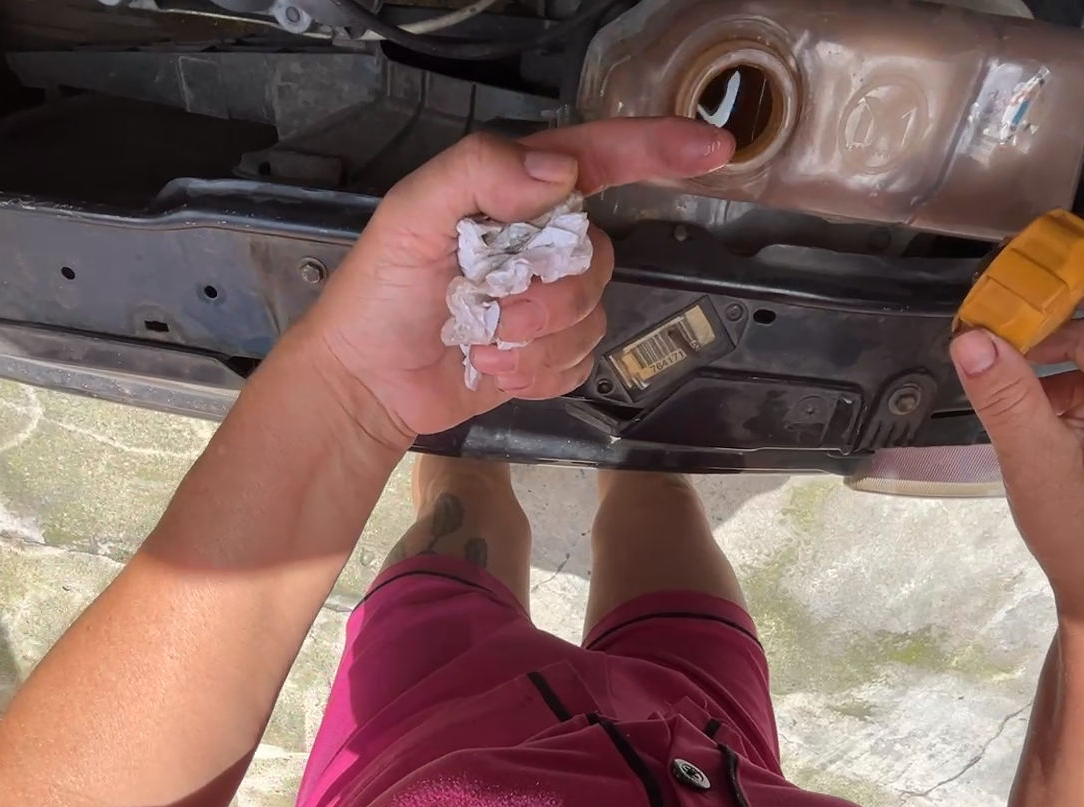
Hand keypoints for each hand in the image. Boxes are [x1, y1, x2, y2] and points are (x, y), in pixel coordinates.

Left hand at [293, 119, 732, 448]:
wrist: (369, 382)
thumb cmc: (378, 294)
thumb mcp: (412, 215)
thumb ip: (478, 173)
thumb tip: (561, 174)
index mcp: (516, 200)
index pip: (601, 163)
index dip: (659, 150)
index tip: (713, 147)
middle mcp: (542, 250)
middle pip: (601, 261)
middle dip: (549, 297)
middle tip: (490, 310)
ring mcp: (547, 307)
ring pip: (593, 319)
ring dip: (536, 342)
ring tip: (484, 344)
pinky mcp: (547, 358)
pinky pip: (580, 364)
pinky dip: (539, 375)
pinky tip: (496, 371)